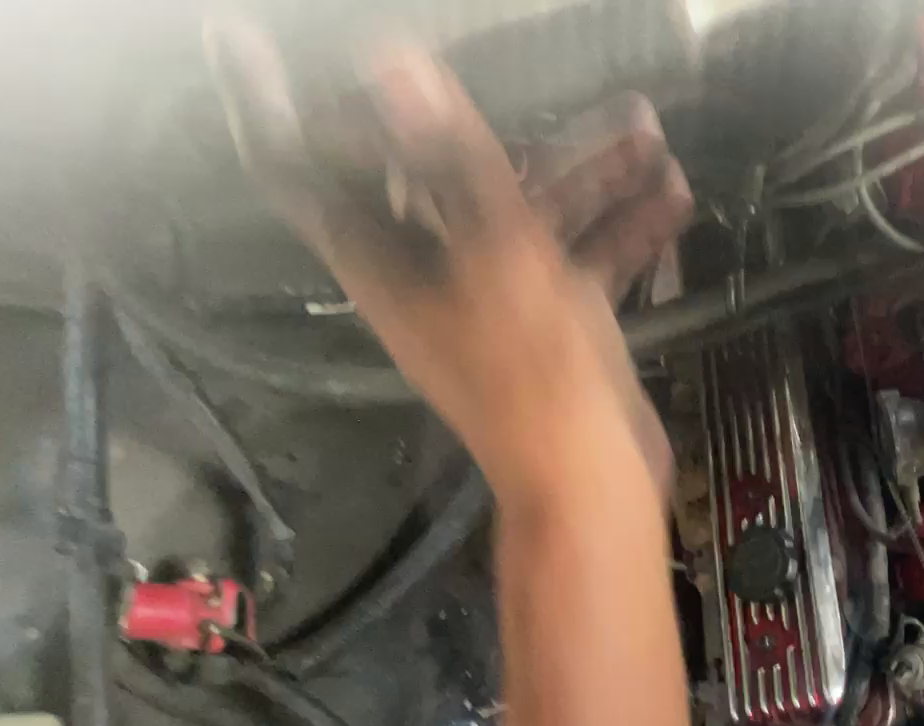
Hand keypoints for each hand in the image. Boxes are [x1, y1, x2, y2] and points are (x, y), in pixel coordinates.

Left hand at [203, 21, 691, 500]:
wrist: (596, 484)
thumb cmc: (536, 385)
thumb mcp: (501, 268)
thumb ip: (460, 169)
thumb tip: (396, 64)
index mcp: (391, 269)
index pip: (309, 176)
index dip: (278, 107)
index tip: (251, 38)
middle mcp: (443, 279)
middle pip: (460, 183)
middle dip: (521, 132)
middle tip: (571, 80)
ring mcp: (512, 304)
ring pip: (543, 221)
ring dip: (596, 179)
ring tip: (651, 134)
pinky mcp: (568, 327)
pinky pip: (589, 263)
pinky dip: (626, 233)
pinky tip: (672, 202)